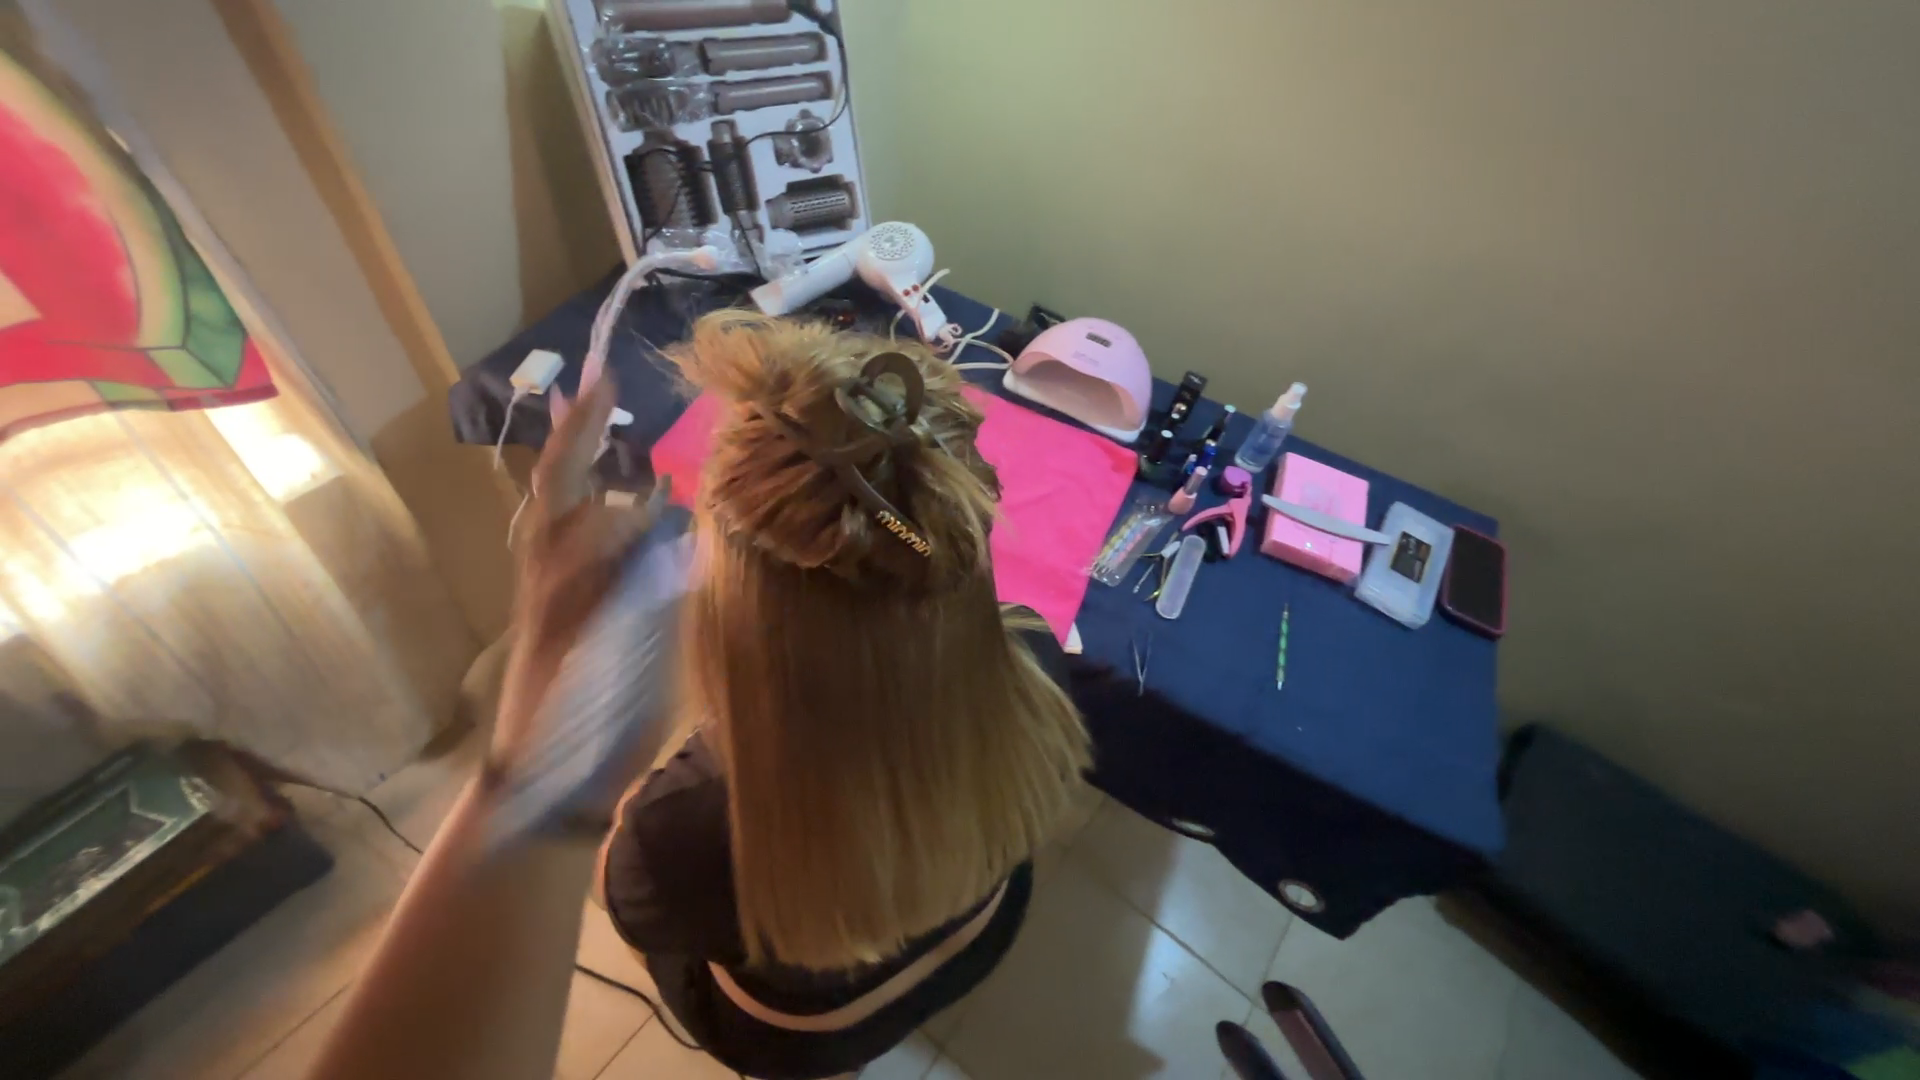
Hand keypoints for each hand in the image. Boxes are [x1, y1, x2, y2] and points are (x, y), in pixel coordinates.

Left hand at [495, 375, 652, 762]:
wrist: (545, 786)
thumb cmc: (586, 723)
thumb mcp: (623, 653)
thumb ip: (647, 585)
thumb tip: (674, 520)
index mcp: (560, 578)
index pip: (570, 489)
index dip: (584, 434)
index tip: (607, 382)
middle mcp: (551, 576)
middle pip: (557, 492)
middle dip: (577, 438)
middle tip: (600, 388)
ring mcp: (557, 598)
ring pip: (565, 519)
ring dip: (586, 471)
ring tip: (612, 435)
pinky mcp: (570, 621)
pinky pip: (583, 552)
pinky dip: (605, 518)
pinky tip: (633, 513)